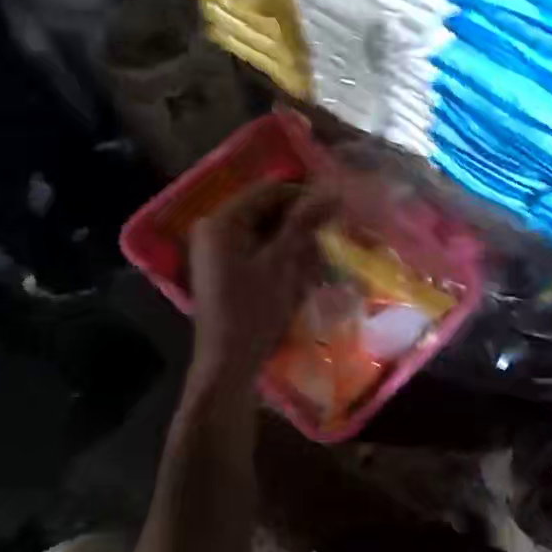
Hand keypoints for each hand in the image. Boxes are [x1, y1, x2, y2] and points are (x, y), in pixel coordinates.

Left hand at [188, 182, 333, 380]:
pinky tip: (302, 271)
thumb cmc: (253, 311)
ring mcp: (217, 251)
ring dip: (294, 240)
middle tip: (332, 234)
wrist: (228, 362)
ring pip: (265, 232)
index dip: (304, 196)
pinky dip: (281, 256)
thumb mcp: (281, 264)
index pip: (269, 190)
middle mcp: (215, 229)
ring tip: (320, 256)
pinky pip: (258, 250)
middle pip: (266, 210)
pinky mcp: (225, 270)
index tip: (336, 209)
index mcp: (222, 221)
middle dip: (299, 221)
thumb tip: (332, 193)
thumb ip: (303, 224)